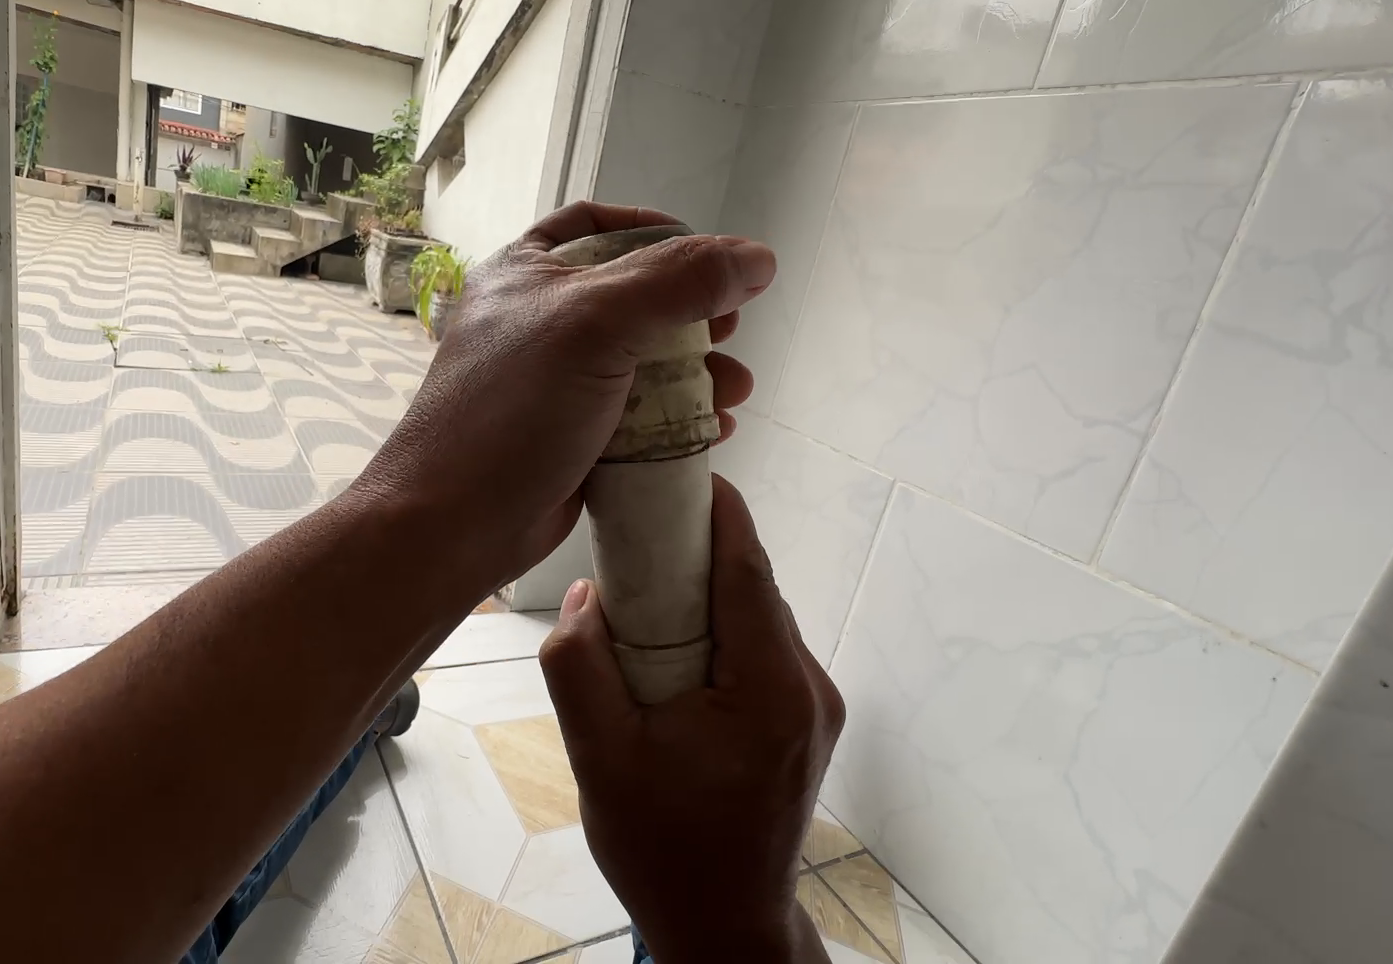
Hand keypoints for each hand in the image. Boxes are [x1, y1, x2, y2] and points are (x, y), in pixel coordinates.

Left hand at [353, 201, 773, 587]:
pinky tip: (716, 426)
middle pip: (634, 298)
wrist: (457, 523)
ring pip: (644, 361)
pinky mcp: (576, 435)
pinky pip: (639, 413)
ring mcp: (558, 383)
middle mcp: (542, 321)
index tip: (708, 256)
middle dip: (692, 312)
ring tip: (736, 389)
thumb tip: (757, 257)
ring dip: (698, 370)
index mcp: (528, 273)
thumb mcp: (594, 324)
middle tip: (731, 329)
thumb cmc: (515, 407)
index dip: (655, 232)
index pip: (597, 227)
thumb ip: (677, 282)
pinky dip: (680, 415)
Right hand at [538, 477, 845, 962]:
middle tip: (641, 527)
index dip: (718, 513)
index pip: (748, 571)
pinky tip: (676, 641)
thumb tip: (585, 598)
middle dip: (703, 546)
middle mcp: (806, 688)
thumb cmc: (660, 845)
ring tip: (648, 584)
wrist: (722, 924)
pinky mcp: (805, 719)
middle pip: (755, 587)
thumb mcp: (599, 759)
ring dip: (710, 588)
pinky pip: (762, 647)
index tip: (681, 474)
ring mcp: (813, 705)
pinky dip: (722, 625)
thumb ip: (579, 668)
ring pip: (760, 615)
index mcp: (768, 691)